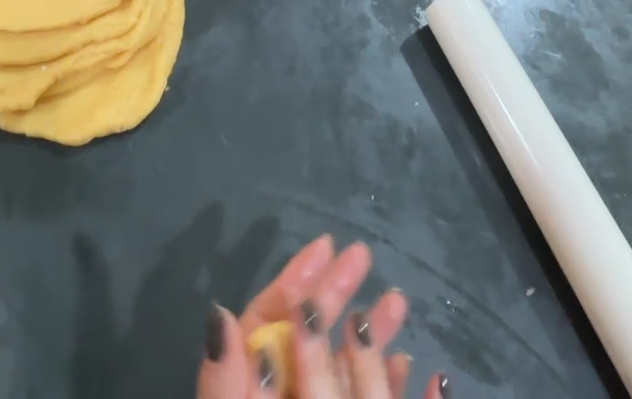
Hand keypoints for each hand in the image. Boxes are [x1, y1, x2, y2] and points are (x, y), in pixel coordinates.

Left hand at [200, 235, 448, 398]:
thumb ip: (227, 379)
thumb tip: (220, 317)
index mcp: (252, 380)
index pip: (269, 318)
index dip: (295, 280)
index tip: (325, 246)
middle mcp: (284, 387)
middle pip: (309, 332)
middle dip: (335, 291)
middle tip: (364, 254)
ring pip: (343, 366)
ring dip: (371, 330)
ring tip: (399, 300)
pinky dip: (393, 381)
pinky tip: (412, 363)